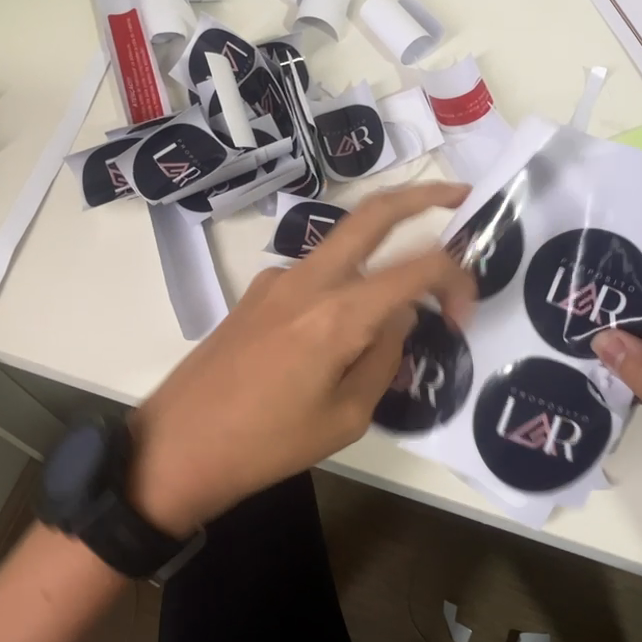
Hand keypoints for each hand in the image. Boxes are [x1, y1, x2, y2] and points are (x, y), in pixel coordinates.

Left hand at [127, 183, 476, 536]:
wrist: (176, 446)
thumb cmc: (265, 446)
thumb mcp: (345, 418)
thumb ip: (383, 359)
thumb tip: (400, 320)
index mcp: (336, 314)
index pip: (416, 268)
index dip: (456, 278)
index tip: (465, 311)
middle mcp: (307, 280)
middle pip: (373, 213)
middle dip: (422, 196)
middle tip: (461, 196)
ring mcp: (277, 279)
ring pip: (343, 244)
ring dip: (382, 250)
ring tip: (401, 304)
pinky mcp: (257, 292)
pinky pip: (315, 275)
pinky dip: (344, 286)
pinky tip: (340, 336)